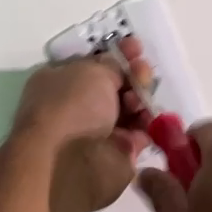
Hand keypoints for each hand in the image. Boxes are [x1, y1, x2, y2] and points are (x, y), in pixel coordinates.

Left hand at [12, 42, 154, 211]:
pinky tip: (151, 119)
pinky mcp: (117, 153)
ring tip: (142, 101)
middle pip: (114, 87)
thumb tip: (120, 68)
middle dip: (133, 77)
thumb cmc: (73, 108)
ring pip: (129, 110)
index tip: (137, 47)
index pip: (93, 64)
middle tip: (144, 73)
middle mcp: (77, 107)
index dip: (116, 55)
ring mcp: (97, 132)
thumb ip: (112, 65)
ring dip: (140, 100)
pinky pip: (139, 134)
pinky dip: (148, 125)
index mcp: (60, 82)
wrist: (73, 163)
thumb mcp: (93, 71)